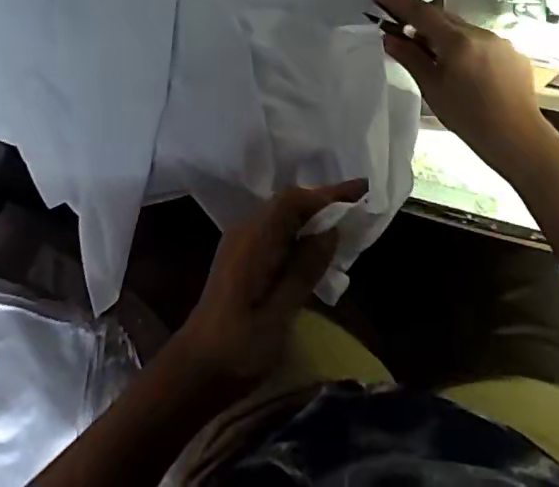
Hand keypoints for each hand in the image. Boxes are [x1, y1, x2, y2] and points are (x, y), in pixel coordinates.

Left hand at [168, 180, 367, 392]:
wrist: (197, 368)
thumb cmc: (239, 345)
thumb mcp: (279, 313)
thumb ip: (304, 269)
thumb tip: (331, 231)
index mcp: (253, 240)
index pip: (292, 201)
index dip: (328, 193)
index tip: (362, 189)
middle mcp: (245, 232)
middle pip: (287, 203)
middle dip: (323, 201)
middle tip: (361, 204)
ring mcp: (241, 244)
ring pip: (281, 217)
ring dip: (312, 215)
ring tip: (347, 222)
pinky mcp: (242, 259)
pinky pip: (275, 232)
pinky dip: (300, 232)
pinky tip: (318, 248)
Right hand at [372, 0, 549, 148]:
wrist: (518, 139)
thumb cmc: (467, 116)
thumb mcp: (431, 87)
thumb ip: (410, 57)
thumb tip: (389, 37)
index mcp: (457, 40)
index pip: (421, 12)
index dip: (397, 2)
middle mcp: (480, 33)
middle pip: (443, 17)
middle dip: (419, 19)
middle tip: (398, 26)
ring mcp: (500, 42)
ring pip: (463, 29)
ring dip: (443, 34)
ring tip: (429, 52)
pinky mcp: (514, 55)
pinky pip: (481, 42)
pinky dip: (464, 46)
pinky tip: (461, 67)